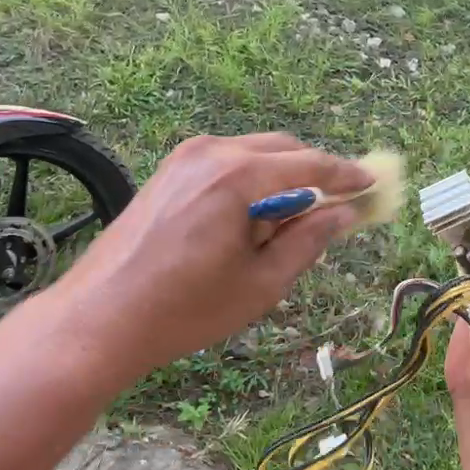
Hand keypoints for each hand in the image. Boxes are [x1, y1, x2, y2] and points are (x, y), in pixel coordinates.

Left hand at [50, 133, 374, 380]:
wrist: (97, 319)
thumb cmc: (184, 309)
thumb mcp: (261, 283)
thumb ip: (308, 240)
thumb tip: (344, 213)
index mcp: (238, 175)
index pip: (310, 164)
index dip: (346, 174)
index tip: (372, 183)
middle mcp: (212, 151)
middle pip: (283, 150)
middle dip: (314, 174)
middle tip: (337, 207)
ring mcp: (184, 157)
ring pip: (254, 153)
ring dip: (282, 177)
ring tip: (291, 223)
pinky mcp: (168, 171)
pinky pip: (226, 162)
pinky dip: (251, 180)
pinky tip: (252, 219)